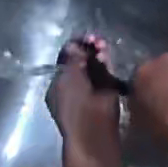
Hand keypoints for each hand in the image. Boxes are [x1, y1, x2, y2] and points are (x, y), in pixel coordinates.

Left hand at [48, 36, 121, 161]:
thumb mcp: (67, 80)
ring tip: (102, 45)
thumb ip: (71, 60)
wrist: (94, 127)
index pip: (66, 58)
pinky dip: (106, 60)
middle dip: (88, 47)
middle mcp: (75, 82)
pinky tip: (106, 54)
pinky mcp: (108, 86)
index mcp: (59, 84)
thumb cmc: (74, 106)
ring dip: (98, 51)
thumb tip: (74, 45)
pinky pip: (106, 68)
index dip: (74, 46)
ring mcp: (92, 84)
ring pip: (95, 61)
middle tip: (95, 40)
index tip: (83, 38)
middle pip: (82, 58)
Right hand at [132, 54, 167, 150]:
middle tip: (148, 107)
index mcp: (141, 70)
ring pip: (166, 78)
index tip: (132, 106)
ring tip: (164, 109)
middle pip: (149, 76)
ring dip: (164, 89)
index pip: (129, 79)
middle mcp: (159, 60)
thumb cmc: (167, 120)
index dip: (131, 93)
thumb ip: (133, 108)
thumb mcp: (140, 122)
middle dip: (149, 88)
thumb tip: (134, 104)